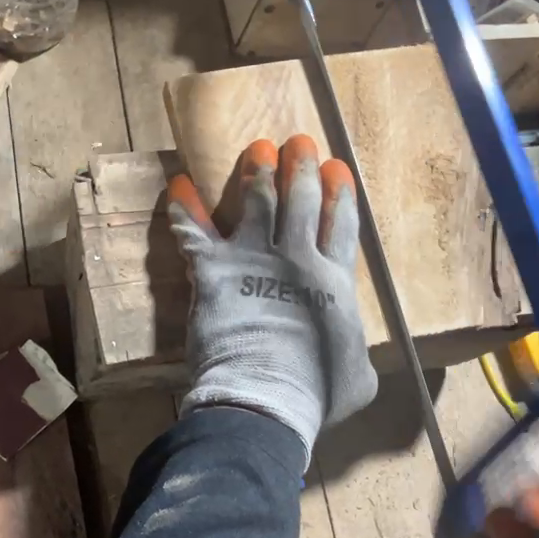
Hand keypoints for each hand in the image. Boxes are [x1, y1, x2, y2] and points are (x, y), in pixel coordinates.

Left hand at [167, 136, 377, 461]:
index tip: (336, 169)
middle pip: (302, 202)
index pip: (341, 226)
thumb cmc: (313, 393)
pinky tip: (179, 185)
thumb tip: (358, 360)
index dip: (339, 196)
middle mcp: (297, 259)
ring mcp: (254, 260)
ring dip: (257, 173)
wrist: (265, 395)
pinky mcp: (214, 270)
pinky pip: (194, 233)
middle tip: (299, 142)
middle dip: (301, 168)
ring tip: (258, 147)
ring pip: (257, 203)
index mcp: (334, 282)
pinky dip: (185, 209)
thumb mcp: (357, 380)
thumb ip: (359, 358)